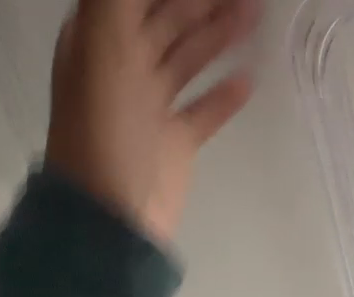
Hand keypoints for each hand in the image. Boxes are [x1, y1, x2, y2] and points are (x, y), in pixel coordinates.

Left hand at [45, 0, 260, 246]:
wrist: (114, 217)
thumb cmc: (104, 129)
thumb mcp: (104, 46)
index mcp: (99, 40)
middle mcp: (123, 67)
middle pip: (166, 18)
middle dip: (201, 0)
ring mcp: (150, 108)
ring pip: (187, 58)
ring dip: (219, 35)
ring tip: (255, 14)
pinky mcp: (174, 145)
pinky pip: (203, 112)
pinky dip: (224, 96)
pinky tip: (248, 80)